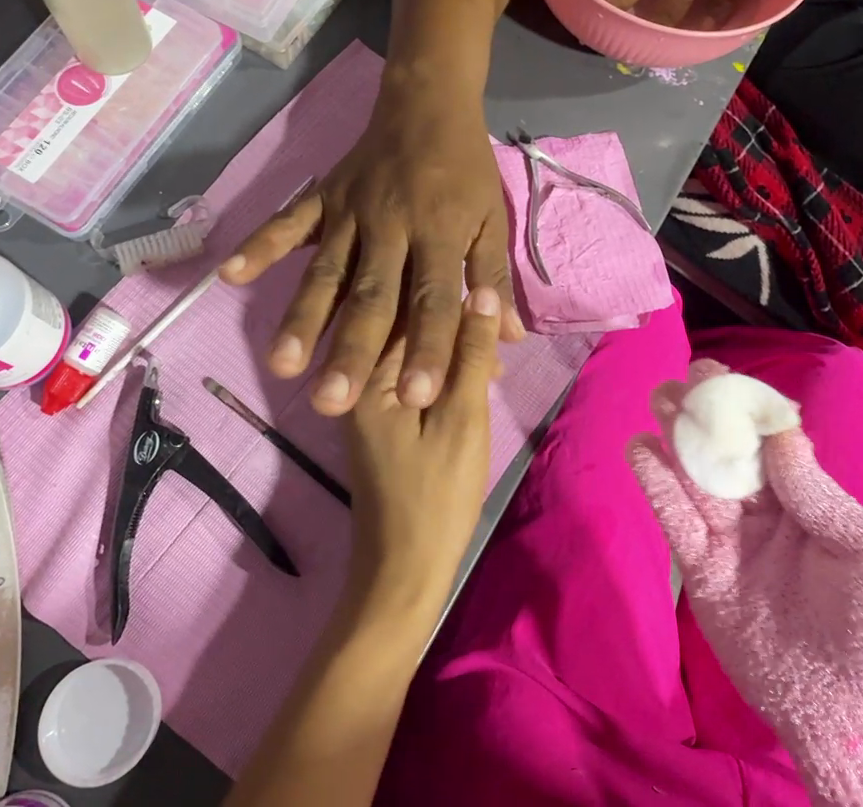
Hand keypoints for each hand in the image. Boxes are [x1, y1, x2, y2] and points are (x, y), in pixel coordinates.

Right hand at [223, 78, 523, 416]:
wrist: (429, 103)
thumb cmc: (466, 170)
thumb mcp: (494, 219)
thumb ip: (495, 277)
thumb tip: (508, 337)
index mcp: (441, 235)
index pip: (434, 300)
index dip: (428, 348)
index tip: (416, 398)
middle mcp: (392, 227)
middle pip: (372, 296)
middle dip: (352, 350)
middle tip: (333, 403)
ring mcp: (351, 211)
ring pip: (326, 272)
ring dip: (303, 317)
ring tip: (283, 365)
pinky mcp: (323, 196)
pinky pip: (288, 223)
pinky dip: (260, 246)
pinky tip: (230, 276)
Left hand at [344, 288, 504, 597]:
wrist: (404, 570)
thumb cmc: (437, 495)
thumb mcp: (463, 419)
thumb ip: (470, 355)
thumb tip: (482, 291)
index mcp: (368, 370)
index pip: (410, 305)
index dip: (458, 298)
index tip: (500, 308)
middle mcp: (357, 376)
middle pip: (409, 324)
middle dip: (459, 324)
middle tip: (505, 344)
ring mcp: (366, 399)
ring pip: (414, 349)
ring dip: (455, 350)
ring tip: (496, 367)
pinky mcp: (380, 418)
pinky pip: (412, 374)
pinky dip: (443, 373)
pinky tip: (475, 384)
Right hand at [627, 361, 862, 806]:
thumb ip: (818, 494)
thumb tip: (780, 433)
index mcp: (816, 508)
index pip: (773, 446)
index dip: (748, 410)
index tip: (720, 374)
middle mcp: (770, 521)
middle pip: (730, 458)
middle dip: (706, 418)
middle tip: (680, 380)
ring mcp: (735, 548)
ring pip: (699, 484)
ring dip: (676, 443)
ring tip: (656, 402)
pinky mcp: (705, 578)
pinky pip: (679, 526)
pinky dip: (659, 489)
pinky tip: (641, 452)